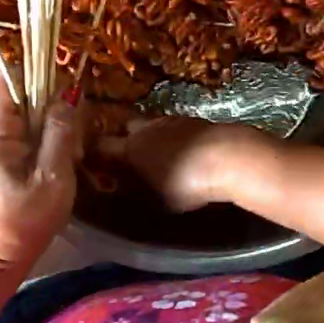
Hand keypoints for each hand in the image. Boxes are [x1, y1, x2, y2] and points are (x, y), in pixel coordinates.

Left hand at [0, 78, 80, 269]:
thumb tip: (70, 92)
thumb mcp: (53, 175)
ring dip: (48, 122)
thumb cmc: (26, 220)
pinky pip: (17, 127)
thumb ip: (61, 130)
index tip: (68, 93)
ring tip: (69, 150)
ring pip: (21, 110)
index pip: (9, 75)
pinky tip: (56, 158)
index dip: (40, 74)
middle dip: (50, 104)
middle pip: (18, 91)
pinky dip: (39, 135)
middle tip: (75, 135)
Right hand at [102, 117, 271, 211]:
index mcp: (131, 148)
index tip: (93, 163)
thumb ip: (143, 195)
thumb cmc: (188, 184)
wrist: (230, 157)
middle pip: (127, 127)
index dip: (95, 154)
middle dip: (125, 138)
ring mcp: (172, 121)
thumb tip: (134, 195)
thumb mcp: (161, 202)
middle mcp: (147, 129)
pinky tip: (183, 151)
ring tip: (158, 154)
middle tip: (128, 156)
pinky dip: (174, 137)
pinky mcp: (196, 120)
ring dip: (152, 136)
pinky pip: (174, 127)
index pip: (102, 146)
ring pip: (152, 125)